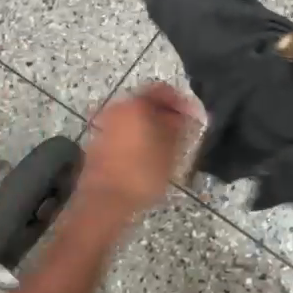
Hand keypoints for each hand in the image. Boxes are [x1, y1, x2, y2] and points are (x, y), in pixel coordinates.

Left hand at [75, 83, 193, 217]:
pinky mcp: (98, 144)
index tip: (194, 117)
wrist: (103, 202)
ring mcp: (105, 125)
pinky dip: (137, 139)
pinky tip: (147, 157)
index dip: (182, 102)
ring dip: (151, 128)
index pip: (163, 90)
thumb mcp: (171, 151)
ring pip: (134, 119)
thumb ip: (179, 128)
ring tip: (167, 147)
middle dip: (165, 115)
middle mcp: (117, 108)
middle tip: (182, 131)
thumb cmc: (142, 174)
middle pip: (146, 103)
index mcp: (136, 104)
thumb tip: (182, 117)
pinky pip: (123, 133)